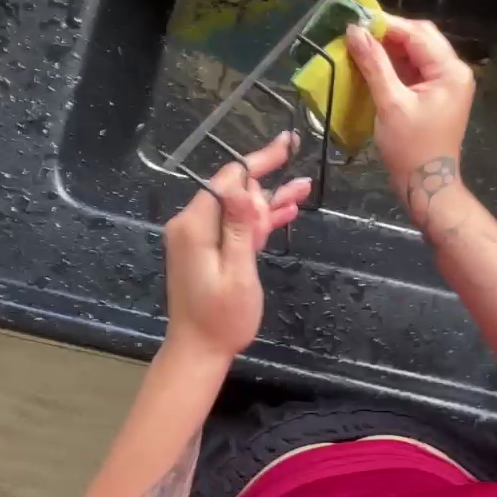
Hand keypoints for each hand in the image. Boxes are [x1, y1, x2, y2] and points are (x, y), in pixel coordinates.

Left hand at [163, 131, 310, 358]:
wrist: (198, 351)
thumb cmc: (222, 319)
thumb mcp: (237, 273)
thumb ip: (239, 228)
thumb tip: (242, 186)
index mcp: (195, 226)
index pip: (229, 180)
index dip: (260, 161)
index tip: (287, 144)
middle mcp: (192, 224)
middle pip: (234, 190)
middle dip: (268, 183)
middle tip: (303, 182)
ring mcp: (198, 237)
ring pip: (238, 208)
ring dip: (269, 201)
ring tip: (304, 189)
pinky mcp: (207, 250)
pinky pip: (235, 226)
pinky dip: (258, 220)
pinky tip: (286, 210)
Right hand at [345, 17, 474, 224]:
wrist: (427, 185)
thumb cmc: (411, 147)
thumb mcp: (390, 103)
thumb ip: (374, 64)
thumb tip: (354, 31)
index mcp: (450, 71)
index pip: (418, 34)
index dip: (387, 24)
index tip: (356, 21)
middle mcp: (454, 72)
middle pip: (420, 39)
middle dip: (389, 34)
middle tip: (357, 33)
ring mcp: (446, 84)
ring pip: (416, 54)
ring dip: (389, 49)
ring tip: (360, 46)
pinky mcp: (435, 96)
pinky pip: (414, 70)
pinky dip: (394, 66)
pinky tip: (372, 65)